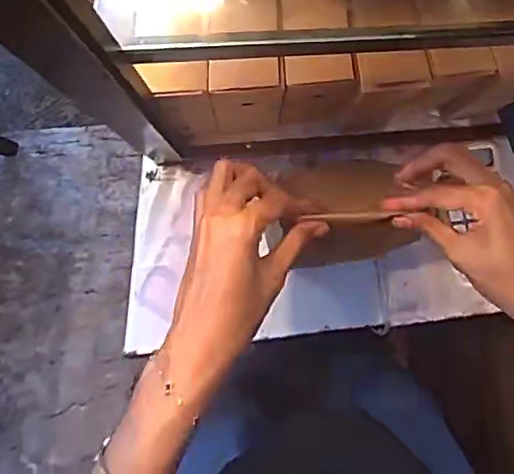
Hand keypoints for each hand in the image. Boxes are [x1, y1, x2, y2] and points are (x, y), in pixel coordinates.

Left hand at [161, 160, 328, 404]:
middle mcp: (220, 212)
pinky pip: (209, 189)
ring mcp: (204, 216)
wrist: (198, 341)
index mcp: (241, 225)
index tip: (315, 211)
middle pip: (249, 177)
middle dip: (272, 187)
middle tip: (288, 207)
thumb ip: (294, 243)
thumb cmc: (238, 315)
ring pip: (223, 173)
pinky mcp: (195, 225)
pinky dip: (225, 186)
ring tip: (263, 198)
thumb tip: (318, 224)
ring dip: (244, 177)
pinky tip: (241, 205)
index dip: (299, 204)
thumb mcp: (272, 277)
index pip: (276, 201)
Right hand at [382, 144, 513, 355]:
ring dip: (435, 167)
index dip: (408, 199)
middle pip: (450, 154)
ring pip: (461, 161)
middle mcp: (493, 182)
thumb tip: (401, 215)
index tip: (386, 204)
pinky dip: (449, 178)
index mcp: (484, 196)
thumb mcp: (461, 254)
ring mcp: (499, 187)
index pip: (436, 191)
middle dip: (421, 163)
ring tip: (412, 184)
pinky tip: (434, 194)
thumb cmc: (503, 280)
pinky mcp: (501, 197)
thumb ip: (430, 227)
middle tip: (399, 180)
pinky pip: (470, 175)